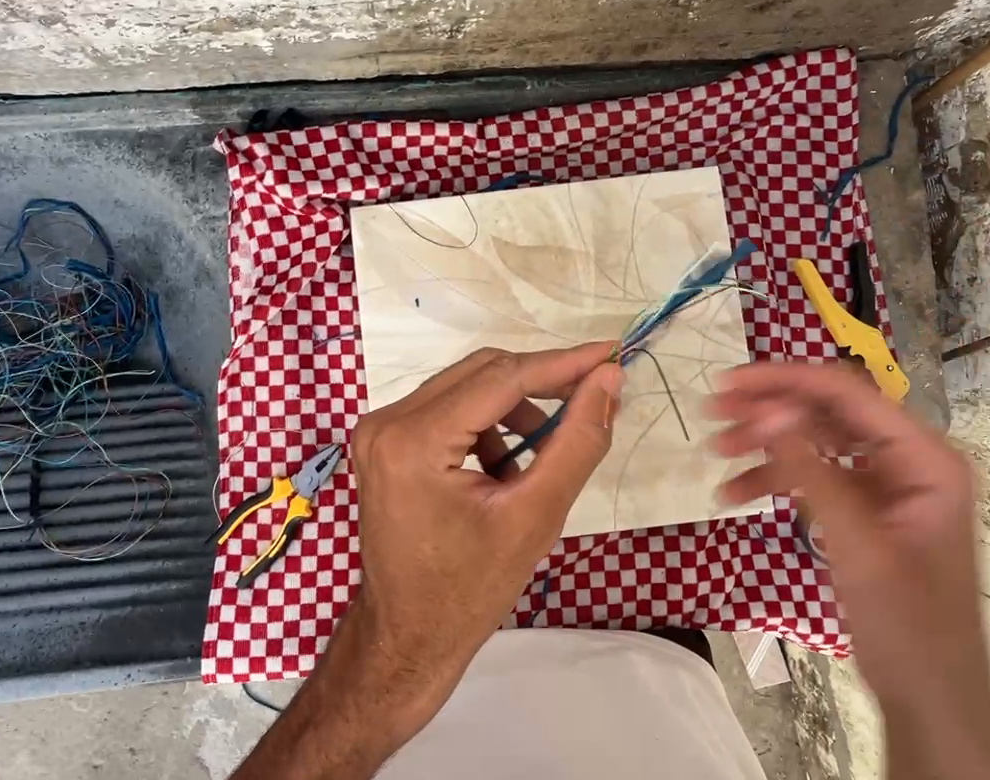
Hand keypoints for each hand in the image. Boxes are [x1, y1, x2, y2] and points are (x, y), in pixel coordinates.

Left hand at [232, 343, 620, 779]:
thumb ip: (576, 442)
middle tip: (594, 394)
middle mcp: (386, 421)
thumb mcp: (535, 517)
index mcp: (413, 440)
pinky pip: (448, 408)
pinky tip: (504, 470)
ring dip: (514, 408)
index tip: (610, 351)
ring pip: (466, 386)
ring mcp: (379, 429)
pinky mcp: (384, 440)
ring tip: (542, 457)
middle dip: (541, 382)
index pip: (500, 378)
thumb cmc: (471, 590)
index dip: (561, 363)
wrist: (409, 637)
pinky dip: (486, 425)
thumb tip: (608, 379)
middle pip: (481, 373)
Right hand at [710, 362, 989, 779]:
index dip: (785, 380)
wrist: (932, 703)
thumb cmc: (908, 627)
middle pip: (826, 413)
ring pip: (814, 442)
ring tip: (715, 452)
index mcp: (925, 458)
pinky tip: (734, 492)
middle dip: (767, 412)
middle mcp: (907, 460)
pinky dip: (775, 479)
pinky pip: (815, 476)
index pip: (847, 394)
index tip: (728, 382)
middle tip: (712, 411)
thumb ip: (811, 470)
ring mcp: (886, 485)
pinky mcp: (866, 510)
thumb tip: (767, 408)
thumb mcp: (856, 544)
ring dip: (763, 445)